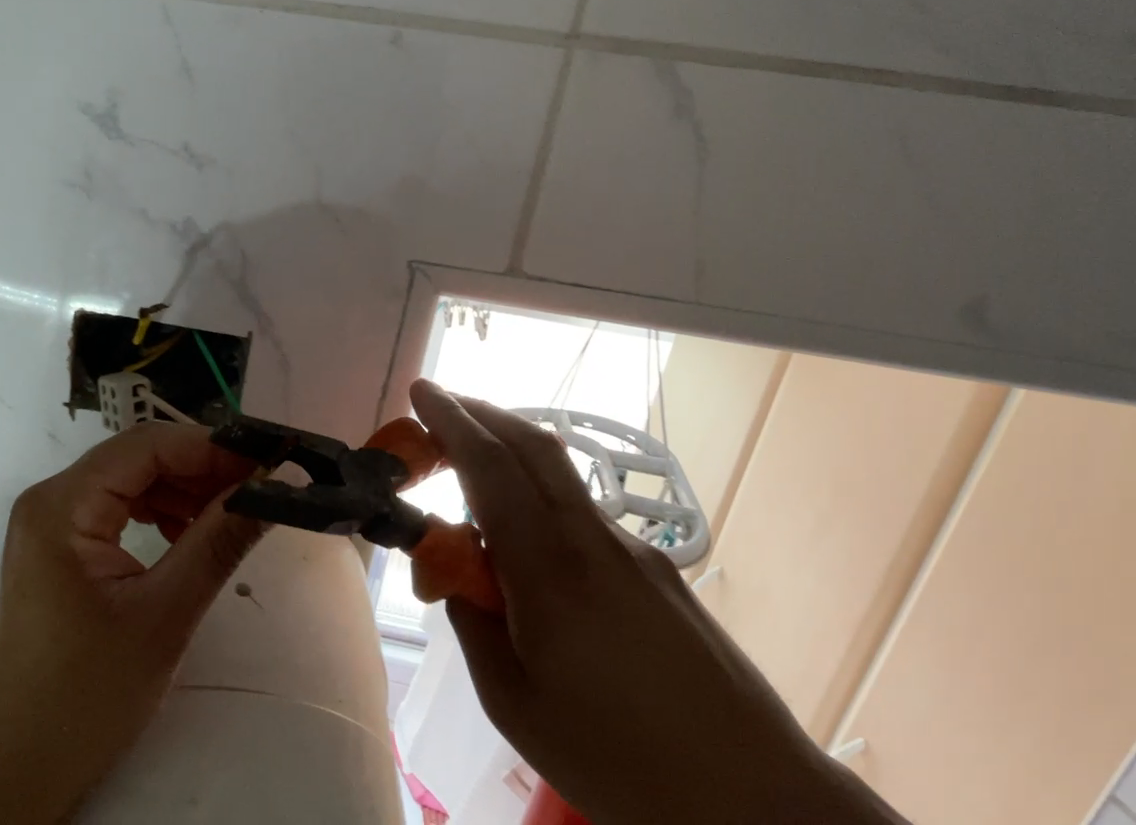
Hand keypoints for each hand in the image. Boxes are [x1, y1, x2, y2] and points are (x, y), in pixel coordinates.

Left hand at [0, 423, 267, 823]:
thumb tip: (275, 487)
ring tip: (233, 515)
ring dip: (183, 492)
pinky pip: (116, 511)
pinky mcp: (58, 550)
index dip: (210, 447)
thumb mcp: (165, 614)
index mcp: (61, 506)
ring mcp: (49, 525)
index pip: (145, 447)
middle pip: (136, 460)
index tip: (269, 460)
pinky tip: (192, 535)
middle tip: (261, 487)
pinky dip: (159, 516)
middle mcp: (49, 501)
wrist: (24, 763)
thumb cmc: (90, 694)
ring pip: (129, 483)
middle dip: (200, 469)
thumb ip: (219, 541)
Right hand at [408, 379, 907, 824]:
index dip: (452, 422)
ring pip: (562, 479)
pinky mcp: (660, 574)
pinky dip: (540, 502)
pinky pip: (583, 517)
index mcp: (551, 570)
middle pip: (536, 448)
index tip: (420, 392)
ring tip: (470, 476)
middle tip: (439, 408)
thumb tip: (458, 576)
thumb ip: (473, 621)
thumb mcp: (512, 699)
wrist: (755, 797)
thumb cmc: (616, 758)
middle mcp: (595, 542)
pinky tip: (527, 548)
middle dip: (483, 415)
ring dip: (512, 456)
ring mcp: (635, 554)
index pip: (492, 468)